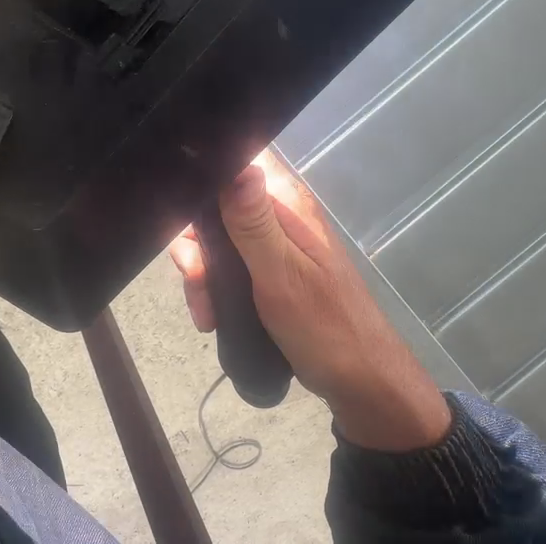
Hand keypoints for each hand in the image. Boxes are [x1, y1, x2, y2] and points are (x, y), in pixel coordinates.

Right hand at [168, 151, 450, 450]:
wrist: (364, 385)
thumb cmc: (325, 328)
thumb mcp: (281, 275)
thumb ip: (253, 222)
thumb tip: (237, 164)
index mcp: (286, 203)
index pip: (240, 159)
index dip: (206, 171)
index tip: (181, 204)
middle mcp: (280, 212)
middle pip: (217, 202)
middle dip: (196, 241)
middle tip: (195, 279)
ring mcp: (275, 241)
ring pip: (217, 237)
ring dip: (202, 271)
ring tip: (204, 310)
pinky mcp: (270, 267)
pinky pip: (229, 263)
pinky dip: (214, 285)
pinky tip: (211, 312)